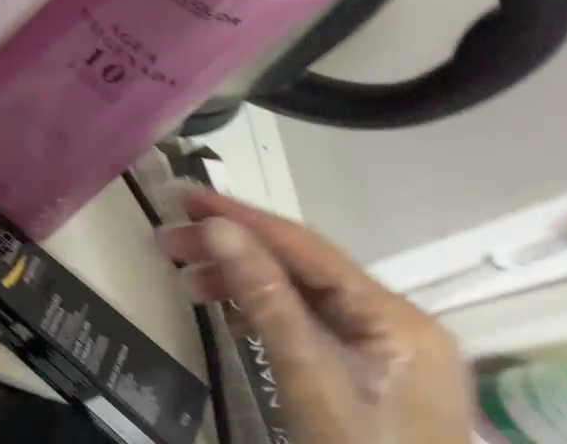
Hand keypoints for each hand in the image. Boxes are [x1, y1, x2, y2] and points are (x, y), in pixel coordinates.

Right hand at [158, 187, 472, 443]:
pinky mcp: (372, 369)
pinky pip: (310, 318)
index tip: (180, 194)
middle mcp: (398, 320)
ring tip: (188, 280)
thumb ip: (263, 294)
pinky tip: (228, 312)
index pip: (304, 246)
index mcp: (395, 316)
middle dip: (233, 248)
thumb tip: (215, 224)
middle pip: (302, 266)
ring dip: (242, 278)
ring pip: (302, 290)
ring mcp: (389, 346)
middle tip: (168, 243)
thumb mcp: (305, 372)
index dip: (240, 216)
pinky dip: (264, 307)